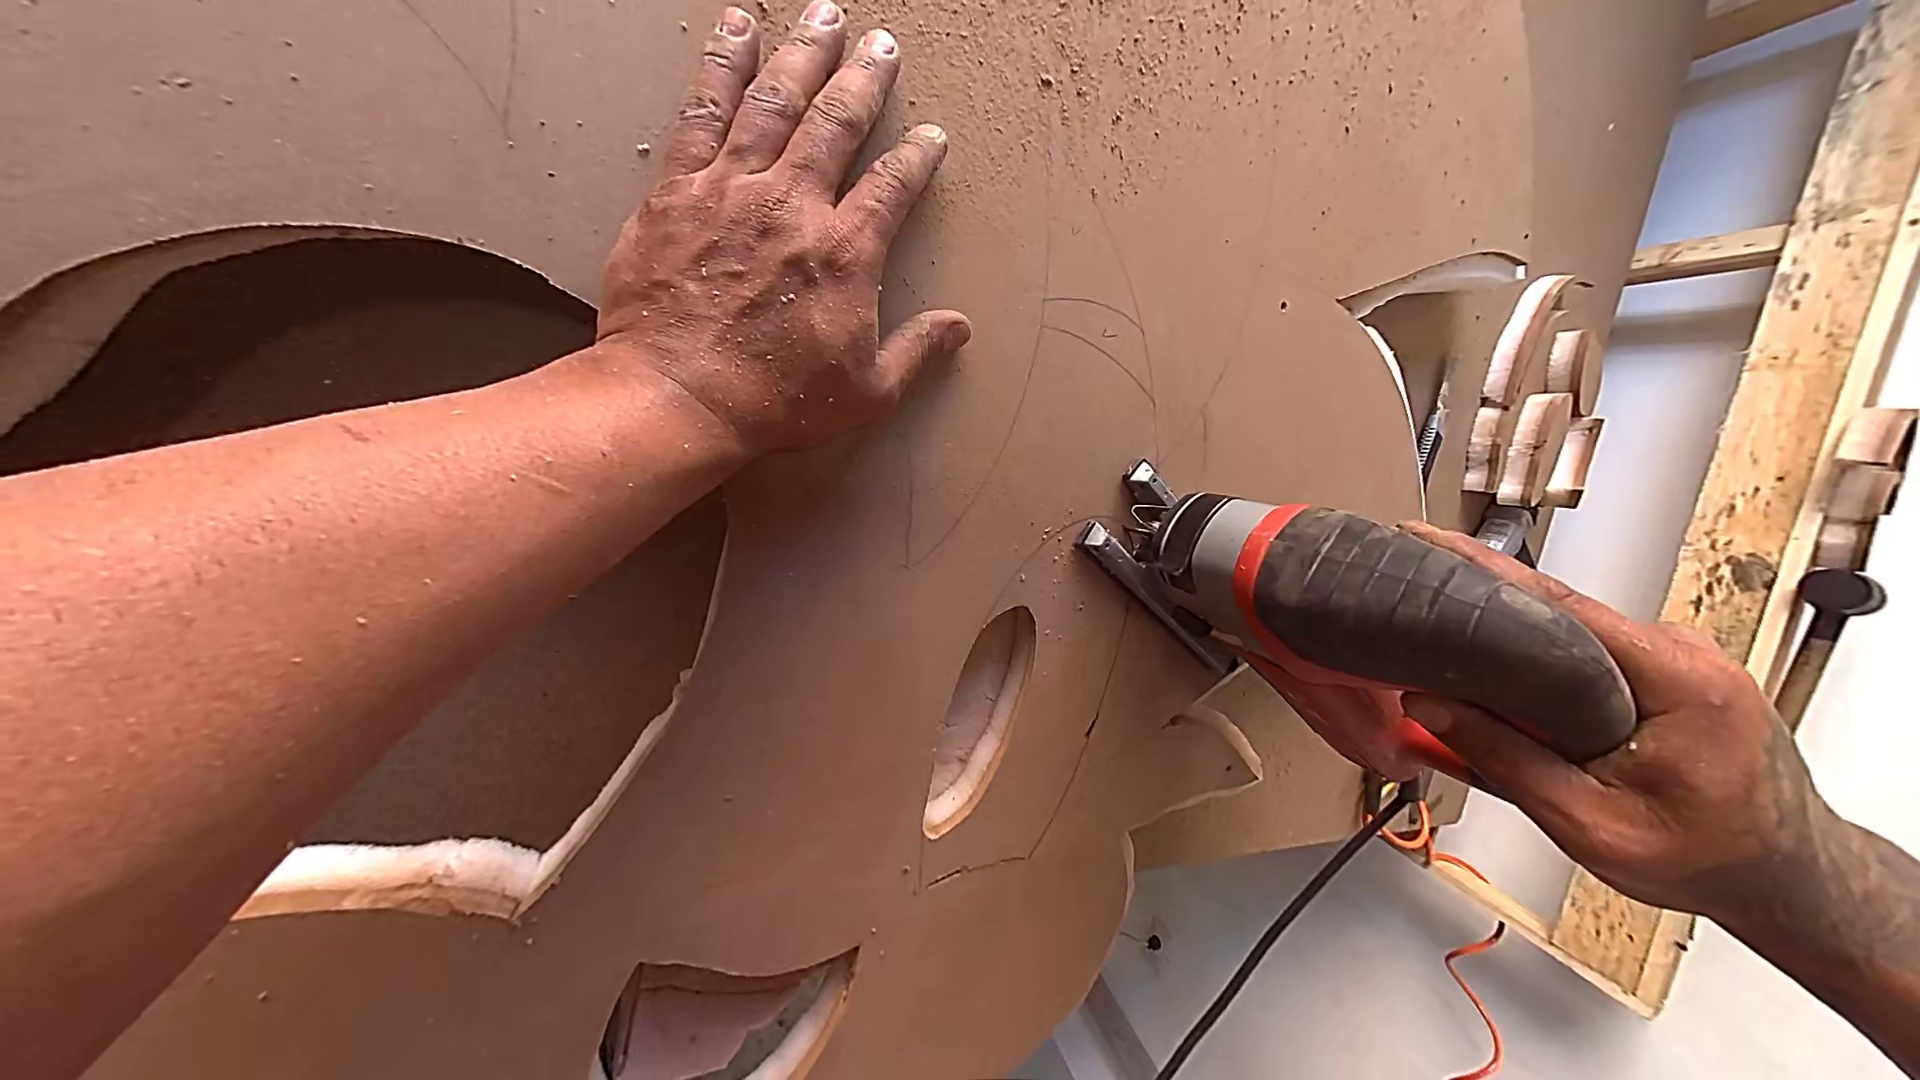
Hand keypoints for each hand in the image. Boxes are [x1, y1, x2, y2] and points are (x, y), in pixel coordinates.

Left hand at [596, 2, 970, 456]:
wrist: (682, 399)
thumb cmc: (778, 402)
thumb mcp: (868, 393)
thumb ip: (916, 351)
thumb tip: (960, 326)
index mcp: (845, 255)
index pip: (891, 187)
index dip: (915, 158)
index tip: (929, 138)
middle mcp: (792, 207)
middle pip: (836, 123)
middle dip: (864, 79)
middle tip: (882, 44)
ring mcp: (731, 192)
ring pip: (773, 100)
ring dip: (803, 54)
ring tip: (824, 14)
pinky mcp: (677, 193)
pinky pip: (702, 112)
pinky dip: (722, 67)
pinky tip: (737, 31)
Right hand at [1396, 522, 1836, 926]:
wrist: (1791, 882)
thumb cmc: (1712, 858)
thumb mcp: (1592, 825)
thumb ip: (1505, 762)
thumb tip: (1426, 706)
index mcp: (1681, 681)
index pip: (1558, 603)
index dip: (1483, 568)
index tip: (1428, 541)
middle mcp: (1681, 654)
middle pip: (1552, 609)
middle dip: (1478, 603)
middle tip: (1412, 601)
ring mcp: (1672, 657)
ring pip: (1560, 629)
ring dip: (1502, 635)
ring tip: (1441, 647)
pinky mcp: (1658, 669)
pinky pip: (1576, 647)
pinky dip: (1529, 654)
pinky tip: (1496, 680)